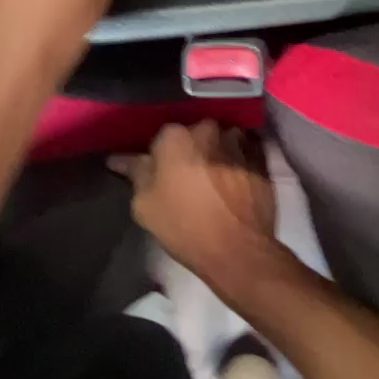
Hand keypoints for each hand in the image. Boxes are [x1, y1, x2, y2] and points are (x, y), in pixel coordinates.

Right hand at [113, 122, 286, 291]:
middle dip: (191, 152)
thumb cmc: (184, 225)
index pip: (162, 139)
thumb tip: (118, 158)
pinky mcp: (261, 156)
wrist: (238, 250)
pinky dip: (239, 161)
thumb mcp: (145, 205)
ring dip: (217, 154)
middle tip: (190, 179)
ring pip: (221, 140)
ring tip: (216, 182)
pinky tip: (235, 182)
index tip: (163, 178)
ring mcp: (238, 140)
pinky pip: (244, 151)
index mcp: (175, 135)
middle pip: (194, 135)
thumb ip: (135, 172)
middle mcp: (208, 128)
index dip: (161, 159)